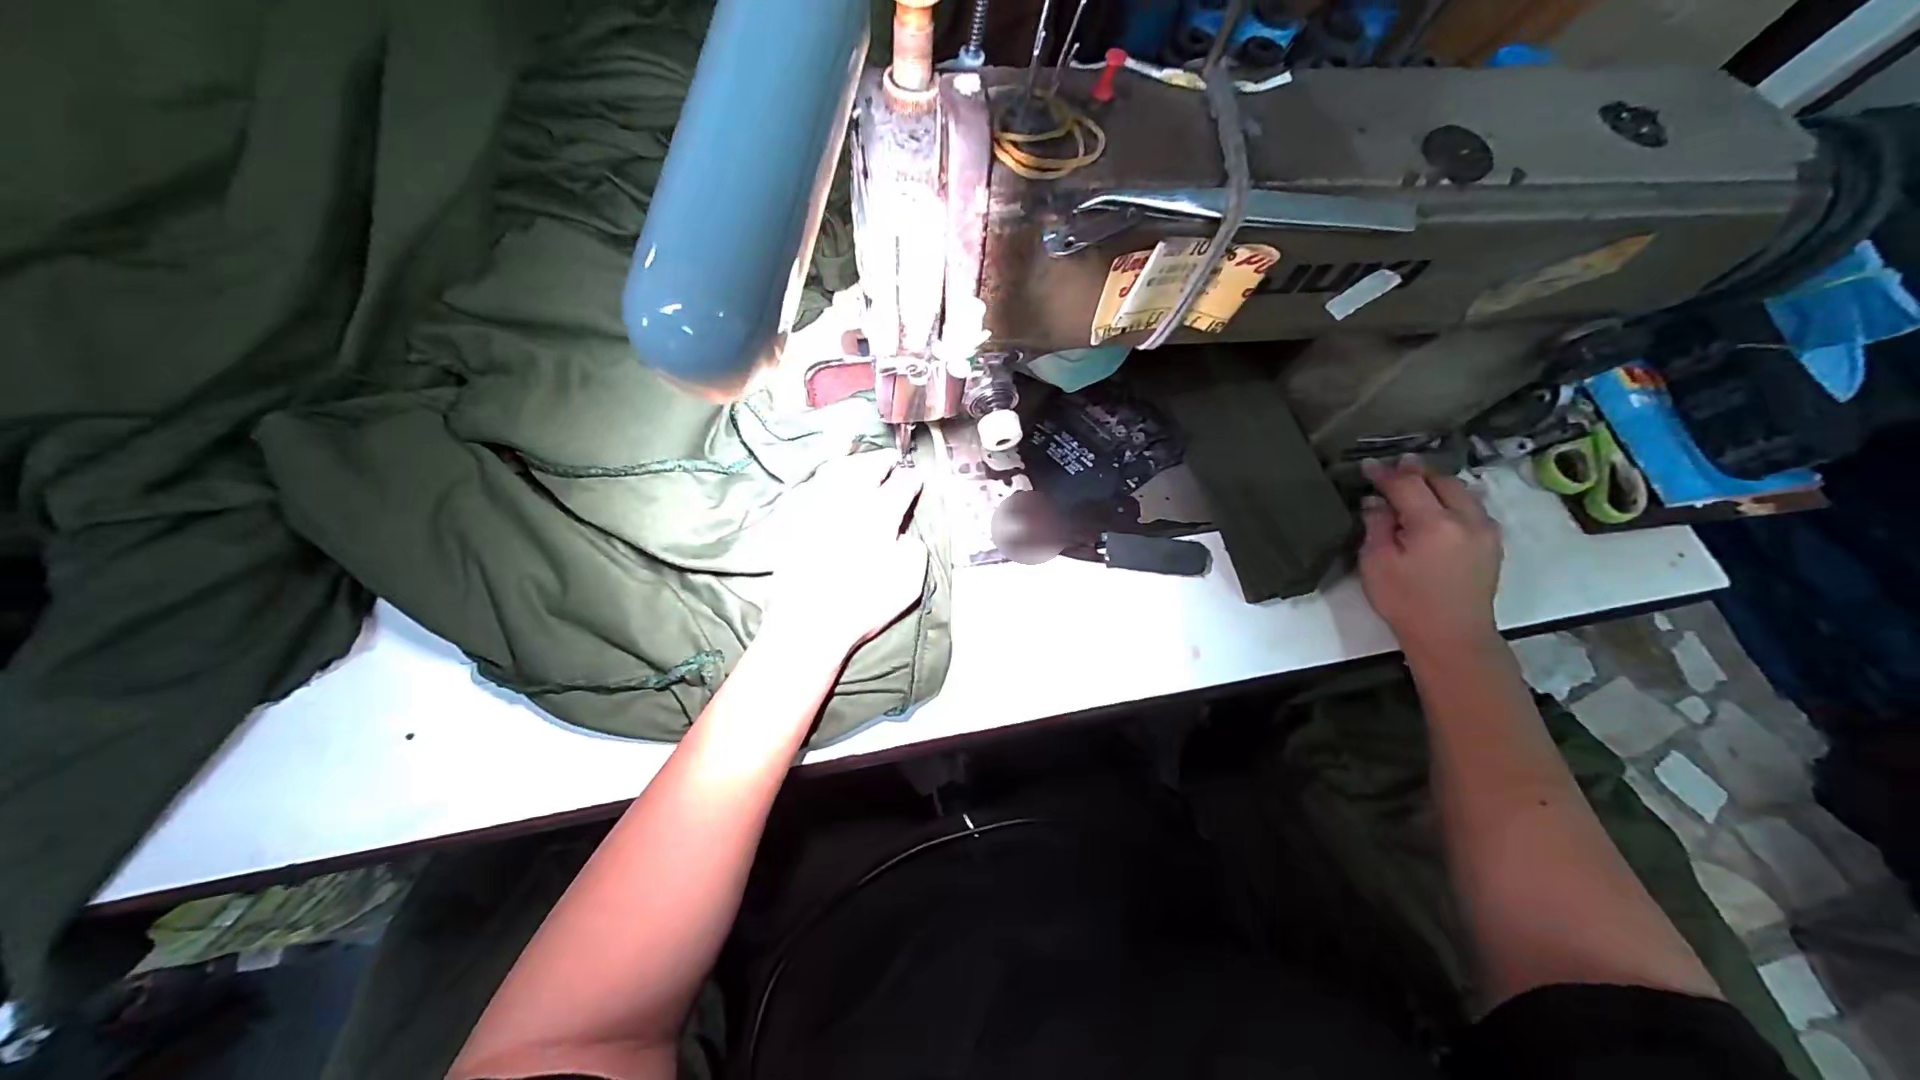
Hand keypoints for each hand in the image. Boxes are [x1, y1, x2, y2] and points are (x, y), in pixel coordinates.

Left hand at [763, 451, 927, 652]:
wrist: (807, 623)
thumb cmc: (863, 605)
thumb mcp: (907, 581)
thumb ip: (912, 548)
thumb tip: (903, 533)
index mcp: (879, 512)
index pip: (902, 483)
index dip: (913, 479)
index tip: (917, 479)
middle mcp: (847, 499)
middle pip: (867, 465)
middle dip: (883, 460)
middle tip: (892, 461)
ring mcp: (815, 505)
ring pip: (836, 469)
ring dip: (854, 462)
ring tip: (862, 465)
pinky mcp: (792, 518)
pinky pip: (812, 485)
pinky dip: (826, 479)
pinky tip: (830, 485)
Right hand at [1357, 456, 1501, 654]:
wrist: (1452, 637)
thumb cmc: (1406, 602)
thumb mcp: (1376, 563)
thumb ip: (1376, 525)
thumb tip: (1376, 502)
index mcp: (1434, 523)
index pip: (1407, 484)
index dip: (1385, 473)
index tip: (1367, 465)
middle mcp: (1467, 519)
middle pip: (1440, 481)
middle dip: (1415, 472)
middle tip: (1393, 467)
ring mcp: (1486, 531)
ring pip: (1461, 491)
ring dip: (1436, 483)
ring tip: (1415, 482)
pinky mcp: (1492, 543)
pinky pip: (1473, 507)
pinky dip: (1453, 498)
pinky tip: (1438, 505)